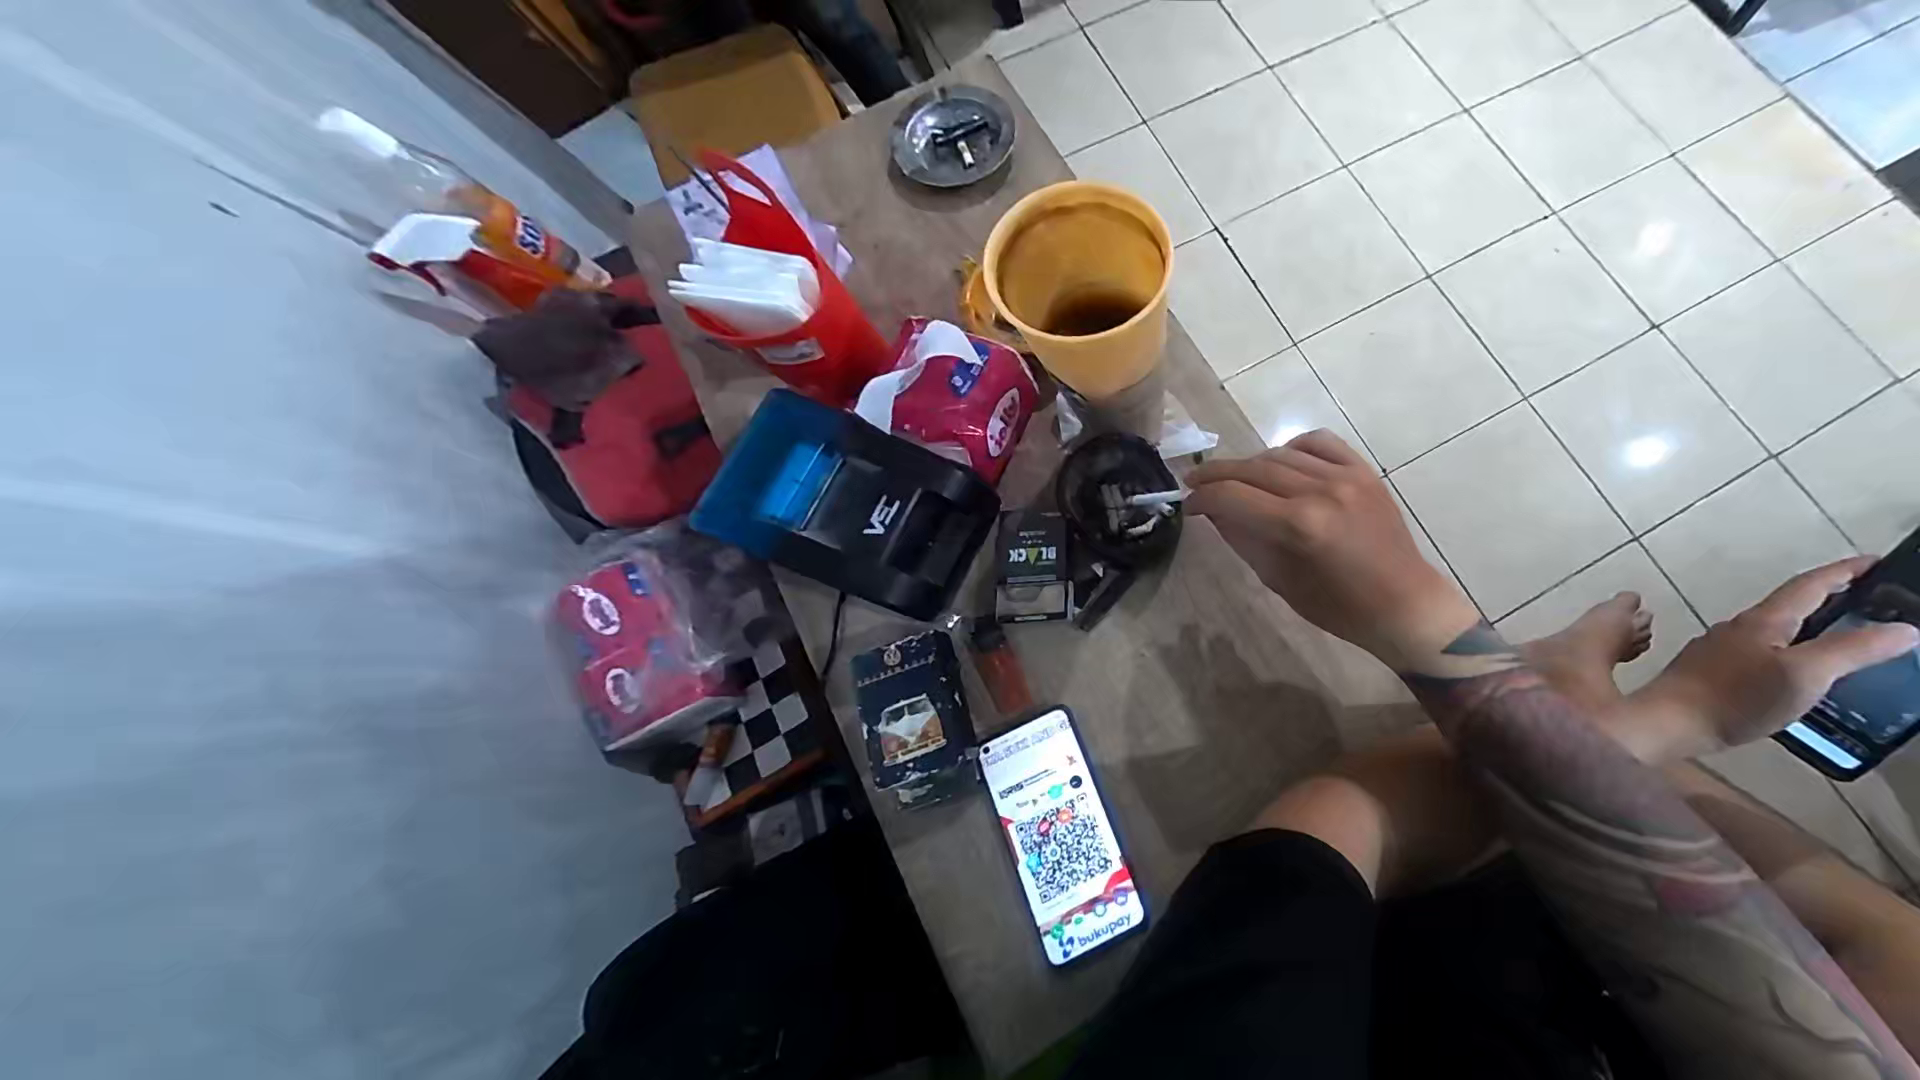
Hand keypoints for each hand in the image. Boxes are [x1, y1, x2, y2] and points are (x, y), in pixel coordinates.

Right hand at [1186, 430, 1478, 665]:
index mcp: (1298, 525)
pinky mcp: (1364, 471)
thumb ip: (1241, 537)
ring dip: (1249, 465)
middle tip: (1194, 483)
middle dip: (1215, 475)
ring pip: (1279, 454)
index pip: (1231, 495)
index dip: (1202, 498)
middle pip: (1251, 469)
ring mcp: (1346, 477)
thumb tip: (1212, 511)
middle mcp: (1320, 492)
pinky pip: (1318, 443)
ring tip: (1235, 480)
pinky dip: (1291, 449)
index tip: (1188, 505)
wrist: (1403, 605)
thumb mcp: (1276, 577)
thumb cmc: (1335, 605)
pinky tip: (1280, 464)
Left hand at [1613, 557, 1919, 763]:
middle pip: (1789, 606)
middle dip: (1829, 598)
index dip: (1842, 572)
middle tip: (1871, 599)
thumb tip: (1902, 627)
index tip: (1874, 561)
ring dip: (1809, 625)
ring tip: (1846, 633)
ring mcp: (1720, 650)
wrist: (1672, 720)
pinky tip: (1802, 666)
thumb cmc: (1737, 695)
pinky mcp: (1712, 671)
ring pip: (1774, 629)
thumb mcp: (1806, 673)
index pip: (1806, 587)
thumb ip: (1852, 649)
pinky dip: (1790, 649)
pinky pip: (1762, 651)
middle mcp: (1736, 629)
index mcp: (1761, 623)